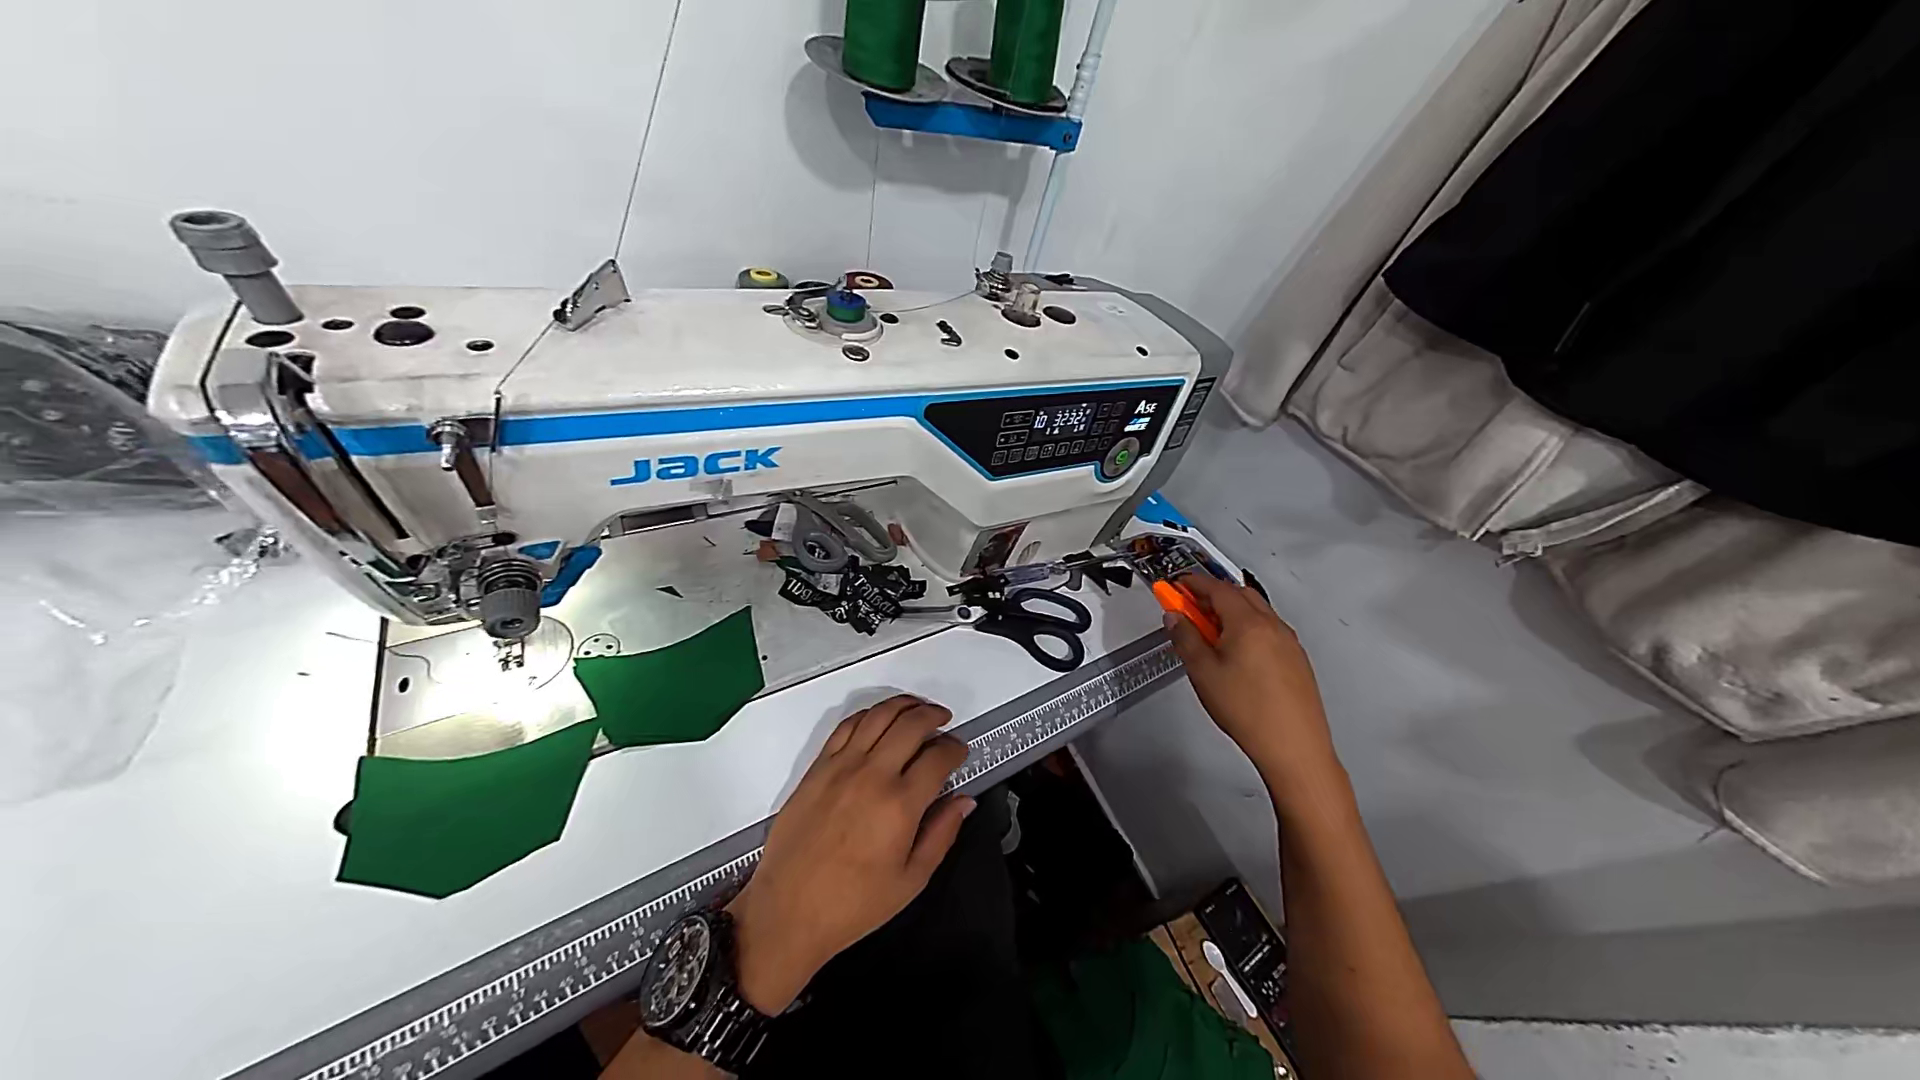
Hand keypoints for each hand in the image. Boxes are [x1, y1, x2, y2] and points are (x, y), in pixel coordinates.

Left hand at [724, 696, 973, 1013]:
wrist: (789, 911)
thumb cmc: (851, 904)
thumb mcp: (911, 880)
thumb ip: (942, 834)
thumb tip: (963, 803)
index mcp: (900, 805)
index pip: (939, 756)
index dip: (956, 749)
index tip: (959, 752)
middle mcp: (872, 776)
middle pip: (912, 724)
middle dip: (934, 717)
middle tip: (944, 721)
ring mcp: (841, 767)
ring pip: (879, 715)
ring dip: (904, 705)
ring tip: (917, 709)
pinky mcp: (818, 768)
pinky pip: (847, 726)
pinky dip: (868, 714)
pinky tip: (878, 718)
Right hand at [1163, 573, 1342, 792]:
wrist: (1293, 746)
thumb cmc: (1252, 712)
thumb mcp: (1203, 672)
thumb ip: (1185, 638)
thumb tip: (1175, 618)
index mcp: (1249, 623)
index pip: (1216, 588)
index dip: (1192, 584)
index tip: (1177, 586)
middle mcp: (1273, 626)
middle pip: (1239, 593)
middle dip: (1211, 595)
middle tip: (1189, 607)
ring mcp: (1288, 642)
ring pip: (1255, 611)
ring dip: (1230, 612)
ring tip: (1208, 633)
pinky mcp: (1296, 659)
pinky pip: (1268, 630)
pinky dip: (1247, 628)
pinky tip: (1234, 652)